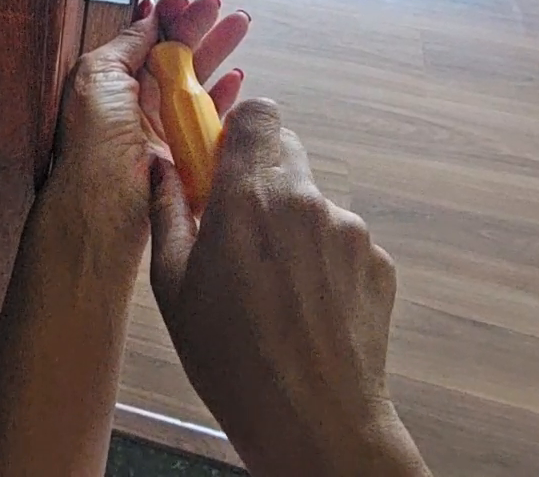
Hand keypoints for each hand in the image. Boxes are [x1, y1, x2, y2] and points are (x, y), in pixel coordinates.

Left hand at [54, 0, 247, 218]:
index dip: (167, 18)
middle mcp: (138, 102)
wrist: (103, 207)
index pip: (146, 40)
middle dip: (198, 27)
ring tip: (237, 26)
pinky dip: (226, 97)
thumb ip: (127, 44)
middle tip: (219, 7)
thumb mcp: (98, 75)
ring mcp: (164, 127)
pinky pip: (211, 120)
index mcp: (113, 81)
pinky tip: (237, 78)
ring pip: (197, 81)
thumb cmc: (91, 145)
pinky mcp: (186, 153)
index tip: (186, 1)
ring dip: (219, 51)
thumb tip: (147, 16)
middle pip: (176, 56)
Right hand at [149, 100, 428, 476]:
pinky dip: (321, 254)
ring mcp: (348, 230)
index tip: (223, 153)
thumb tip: (160, 168)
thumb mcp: (174, 283)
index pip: (259, 114)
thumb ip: (167, 210)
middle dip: (260, 172)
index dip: (240, 126)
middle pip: (285, 148)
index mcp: (248, 197)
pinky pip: (340, 236)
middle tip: (241, 217)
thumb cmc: (233, 358)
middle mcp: (303, 200)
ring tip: (274, 278)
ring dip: (291, 218)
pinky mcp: (378, 261)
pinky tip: (305, 300)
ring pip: (311, 196)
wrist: (316, 426)